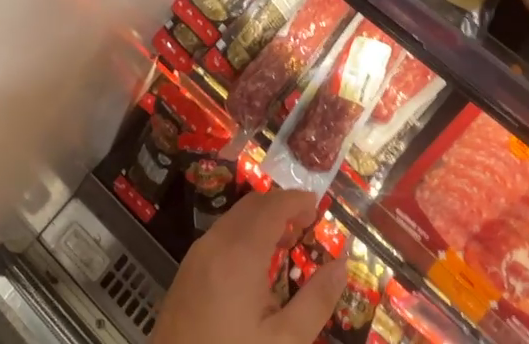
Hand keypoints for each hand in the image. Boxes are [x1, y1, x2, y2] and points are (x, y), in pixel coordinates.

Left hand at [151, 189, 346, 343]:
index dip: (296, 200)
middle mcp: (214, 244)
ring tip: (288, 242)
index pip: (271, 207)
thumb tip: (342, 265)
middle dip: (281, 206)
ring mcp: (196, 256)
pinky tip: (257, 263)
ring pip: (233, 219)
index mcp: (239, 254)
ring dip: (261, 220)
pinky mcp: (186, 272)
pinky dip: (243, 234)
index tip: (318, 204)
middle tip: (308, 222)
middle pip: (251, 206)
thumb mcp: (285, 341)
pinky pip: (219, 236)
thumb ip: (316, 300)